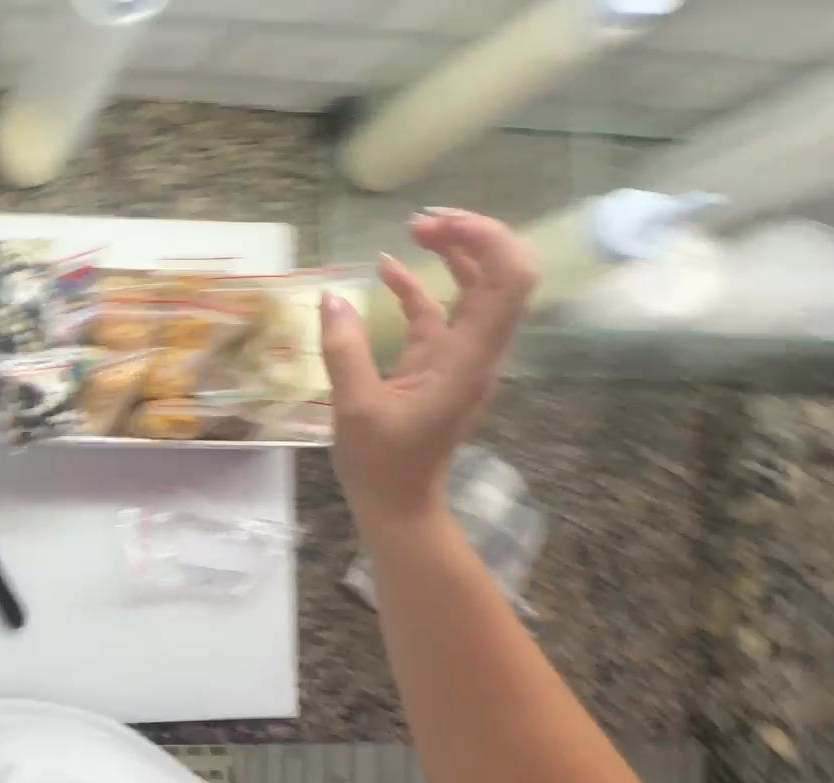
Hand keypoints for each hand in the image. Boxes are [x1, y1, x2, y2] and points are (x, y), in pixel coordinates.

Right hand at [321, 209, 538, 527]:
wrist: (399, 504)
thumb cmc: (381, 463)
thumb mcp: (354, 407)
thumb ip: (344, 350)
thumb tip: (330, 297)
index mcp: (469, 360)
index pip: (508, 281)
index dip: (485, 240)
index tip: (436, 225)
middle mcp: (478, 352)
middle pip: (500, 276)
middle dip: (468, 238)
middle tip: (419, 222)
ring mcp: (461, 359)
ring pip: (474, 292)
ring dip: (450, 257)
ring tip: (410, 232)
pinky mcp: (439, 368)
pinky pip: (439, 317)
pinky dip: (419, 290)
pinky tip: (388, 271)